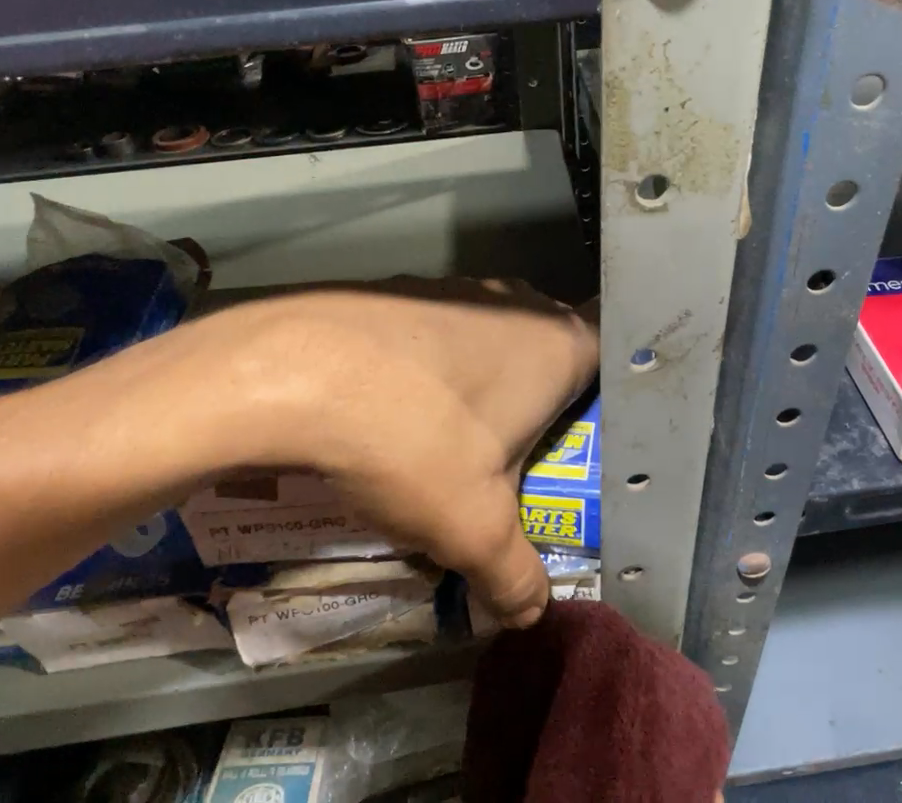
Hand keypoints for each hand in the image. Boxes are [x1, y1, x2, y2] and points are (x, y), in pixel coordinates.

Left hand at [173, 278, 598, 628]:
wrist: (288, 373)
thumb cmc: (414, 440)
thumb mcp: (473, 530)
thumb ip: (516, 578)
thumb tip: (530, 614)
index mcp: (558, 345)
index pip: (613, 354)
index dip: (604, 397)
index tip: (580, 440)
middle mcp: (516, 302)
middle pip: (547, 351)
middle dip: (536, 402)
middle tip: (515, 456)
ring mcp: (453, 288)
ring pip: (486, 340)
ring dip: (477, 385)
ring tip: (443, 441)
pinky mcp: (397, 288)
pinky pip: (431, 334)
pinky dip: (423, 369)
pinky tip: (387, 410)